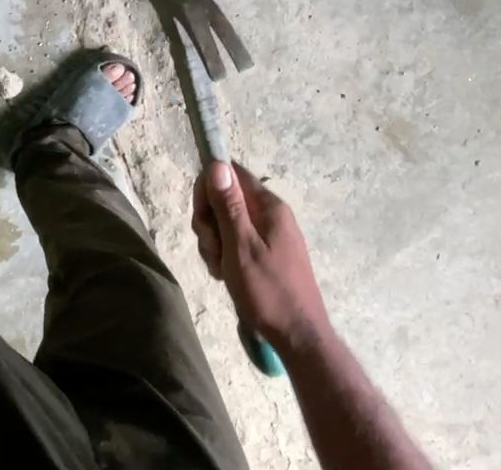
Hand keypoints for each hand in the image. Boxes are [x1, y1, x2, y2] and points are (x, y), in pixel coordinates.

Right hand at [193, 161, 331, 353]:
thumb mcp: (240, 246)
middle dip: (209, 221)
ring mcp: (270, 233)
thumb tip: (217, 163)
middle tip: (213, 250)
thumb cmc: (268, 291)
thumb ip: (228, 204)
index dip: (208, 189)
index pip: (229, 172)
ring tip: (220, 268)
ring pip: (226, 220)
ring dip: (214, 242)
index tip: (202, 218)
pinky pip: (236, 239)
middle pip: (225, 197)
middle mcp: (270, 213)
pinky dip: (225, 253)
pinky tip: (226, 274)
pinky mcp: (267, 252)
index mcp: (268, 206)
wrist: (298, 337)